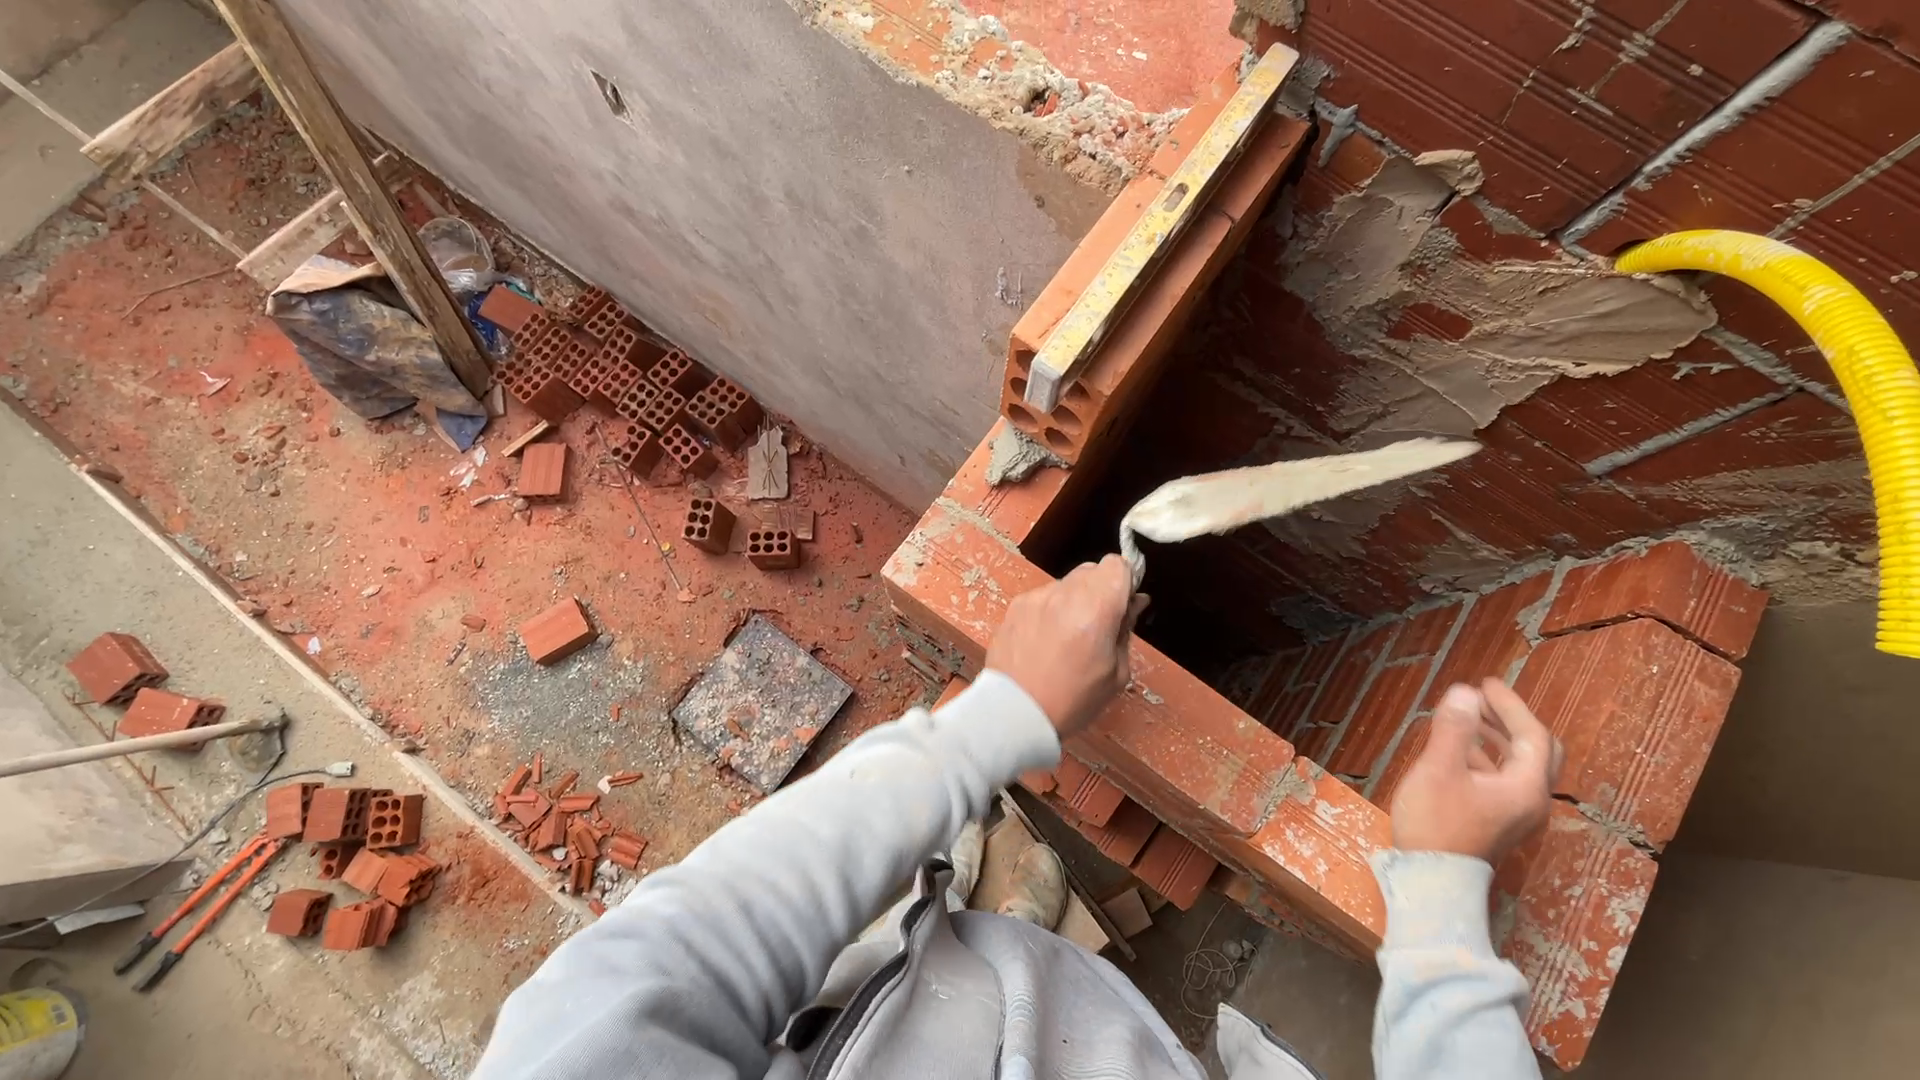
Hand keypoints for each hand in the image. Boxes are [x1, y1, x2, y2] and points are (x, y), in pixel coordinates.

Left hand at [985, 555, 1146, 734]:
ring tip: (1068, 639)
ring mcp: (1037, 598)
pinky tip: (1046, 641)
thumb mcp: (1116, 674)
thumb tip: (1135, 602)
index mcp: (1096, 609)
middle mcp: (1064, 594)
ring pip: (1066, 584)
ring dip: (1074, 601)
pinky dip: (1050, 611)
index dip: (1125, 582)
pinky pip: (1042, 598)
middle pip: (1092, 571)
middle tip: (1099, 626)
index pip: (1117, 565)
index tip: (1123, 603)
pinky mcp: (1015, 607)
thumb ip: (1127, 630)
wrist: (1015, 714)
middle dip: (1100, 591)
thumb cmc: (1070, 701)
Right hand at [1388, 678, 1562, 864]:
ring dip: (1498, 737)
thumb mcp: (1439, 770)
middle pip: (1537, 751)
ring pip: (1519, 765)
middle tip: (1484, 699)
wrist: (1432, 879)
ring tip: (1469, 716)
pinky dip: (1487, 756)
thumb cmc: (1436, 823)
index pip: (1531, 735)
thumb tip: (1464, 692)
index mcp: (1525, 787)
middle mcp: (1530, 800)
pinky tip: (1460, 749)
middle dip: (1512, 720)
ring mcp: (1516, 813)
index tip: (1486, 683)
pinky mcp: (1497, 820)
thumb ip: (1453, 729)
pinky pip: (1503, 778)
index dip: (1510, 705)